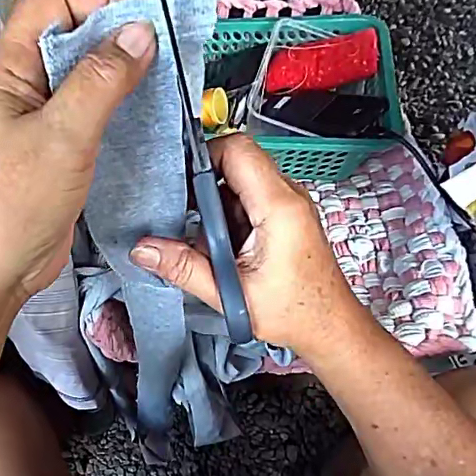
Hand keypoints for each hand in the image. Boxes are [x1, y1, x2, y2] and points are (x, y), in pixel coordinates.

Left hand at [0, 0, 154, 304]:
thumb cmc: (8, 205)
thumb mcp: (62, 135)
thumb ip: (101, 80)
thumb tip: (137, 33)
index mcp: (10, 70)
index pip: (53, 1)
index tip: (143, 18)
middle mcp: (25, 89)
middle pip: (74, 37)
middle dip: (119, 35)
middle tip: (162, 51)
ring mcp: (43, 123)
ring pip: (88, 79)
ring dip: (124, 76)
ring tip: (161, 84)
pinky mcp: (60, 153)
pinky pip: (94, 118)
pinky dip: (122, 112)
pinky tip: (147, 120)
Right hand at [130, 134, 371, 358]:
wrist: (329, 326)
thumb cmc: (297, 311)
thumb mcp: (232, 294)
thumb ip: (184, 268)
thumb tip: (146, 250)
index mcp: (279, 207)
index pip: (237, 149)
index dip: (203, 157)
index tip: (180, 181)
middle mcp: (288, 197)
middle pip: (236, 162)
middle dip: (205, 186)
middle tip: (187, 218)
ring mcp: (288, 204)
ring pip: (240, 182)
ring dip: (216, 206)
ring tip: (209, 242)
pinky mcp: (285, 216)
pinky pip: (250, 199)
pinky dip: (230, 217)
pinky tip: (224, 249)